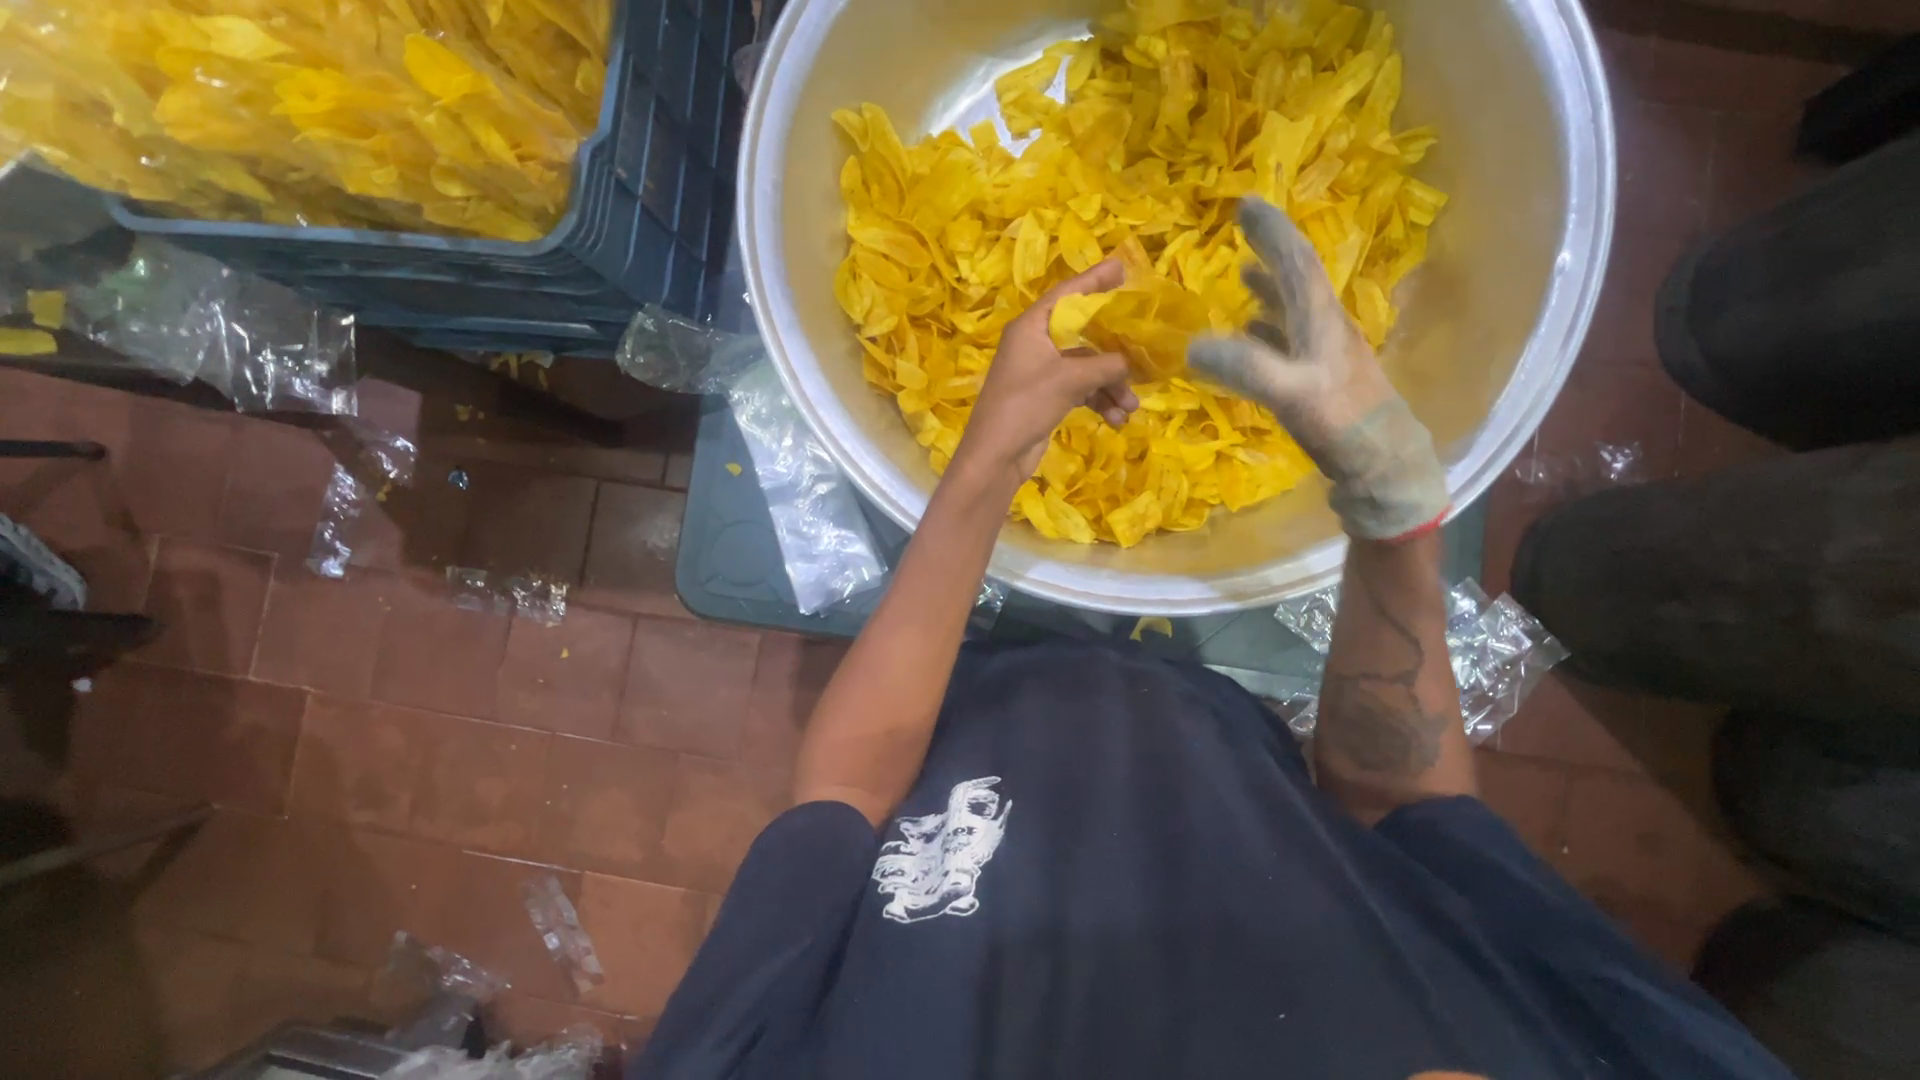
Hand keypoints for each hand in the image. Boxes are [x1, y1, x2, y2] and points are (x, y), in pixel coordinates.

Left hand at [956, 259, 1137, 482]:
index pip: (1068, 293)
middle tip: (1145, 347)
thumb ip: (1106, 365)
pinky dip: (1099, 401)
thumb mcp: (1069, 380)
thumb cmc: (1025, 405)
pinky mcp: (1046, 397)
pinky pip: (1080, 389)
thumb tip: (1134, 361)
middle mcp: (1035, 343)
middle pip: (1084, 333)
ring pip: (1086, 367)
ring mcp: (1040, 371)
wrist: (996, 456)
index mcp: (1032, 326)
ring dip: (1111, 385)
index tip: (1122, 268)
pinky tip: (1117, 419)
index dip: (1095, 280)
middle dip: (1115, 350)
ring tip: (1131, 407)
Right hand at [1188, 197, 1448, 540]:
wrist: (1383, 465)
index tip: (1244, 205)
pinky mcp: (1322, 378)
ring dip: (1269, 288)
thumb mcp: (1290, 392)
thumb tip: (1191, 345)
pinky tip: (1252, 335)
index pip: (1295, 262)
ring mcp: (1325, 353)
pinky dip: (1267, 329)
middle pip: (1296, 278)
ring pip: (1293, 308)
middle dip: (1269, 250)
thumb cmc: (1341, 423)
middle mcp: (1325, 327)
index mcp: (1320, 320)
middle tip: (1242, 229)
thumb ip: (1243, 367)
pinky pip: (1289, 340)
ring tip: (1243, 276)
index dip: (1271, 232)